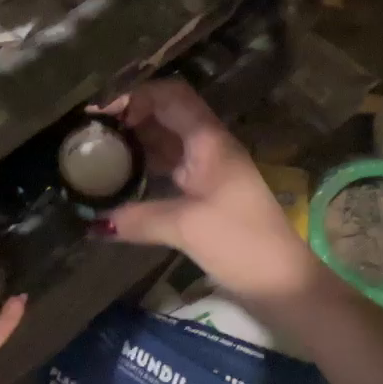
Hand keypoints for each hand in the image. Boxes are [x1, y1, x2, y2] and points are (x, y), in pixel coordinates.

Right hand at [95, 80, 322, 304]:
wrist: (289, 288)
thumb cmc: (242, 244)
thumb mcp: (186, 228)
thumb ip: (138, 218)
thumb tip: (94, 223)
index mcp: (209, 141)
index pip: (171, 95)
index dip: (137, 96)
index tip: (106, 115)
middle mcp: (208, 147)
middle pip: (165, 114)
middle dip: (130, 116)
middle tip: (94, 132)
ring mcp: (207, 170)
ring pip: (165, 140)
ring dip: (135, 141)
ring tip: (100, 150)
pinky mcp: (204, 193)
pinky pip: (168, 165)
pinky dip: (144, 164)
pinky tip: (121, 177)